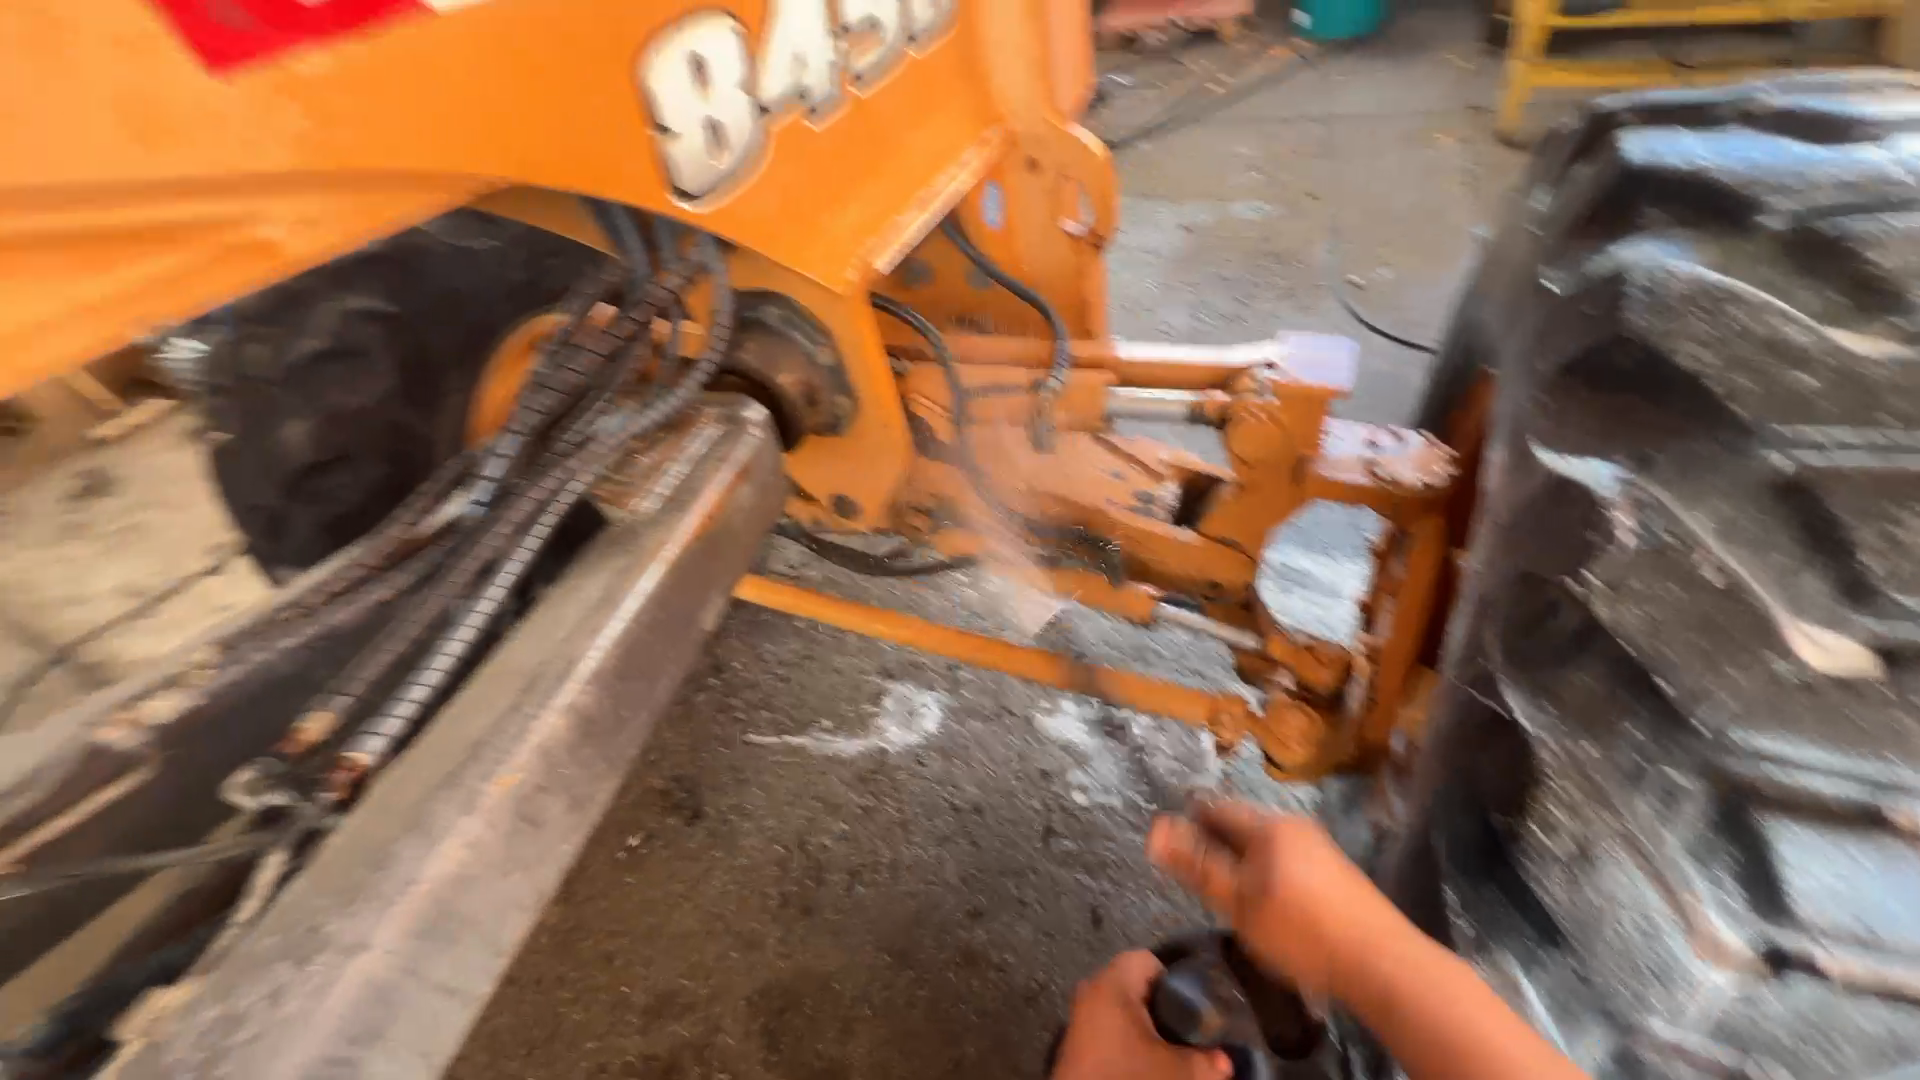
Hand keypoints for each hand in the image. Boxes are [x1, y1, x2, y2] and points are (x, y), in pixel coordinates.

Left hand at [1051, 951, 1231, 1079]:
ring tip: (1171, 1052)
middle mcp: (1092, 991)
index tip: (1195, 1008)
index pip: (1147, 960)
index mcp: (1111, 984)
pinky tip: (1146, 1064)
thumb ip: (1206, 1062)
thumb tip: (1224, 1061)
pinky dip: (1130, 1041)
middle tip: (1189, 1033)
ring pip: (1123, 1009)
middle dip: (1164, 1007)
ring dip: (1147, 1028)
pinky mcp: (1077, 1043)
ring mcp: (1081, 1017)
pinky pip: (1110, 1029)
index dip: (1175, 980)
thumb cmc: (1127, 1078)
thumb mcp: (1175, 1073)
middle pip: (1135, 985)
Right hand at [1147, 800, 1390, 1002]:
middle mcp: (1293, 824)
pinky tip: (1270, 902)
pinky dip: (1268, 870)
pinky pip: (1287, 857)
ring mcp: (1319, 845)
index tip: (1176, 851)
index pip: (1214, 808)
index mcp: (1267, 825)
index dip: (1190, 824)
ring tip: (1231, 893)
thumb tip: (1155, 830)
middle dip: (1217, 843)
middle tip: (1201, 877)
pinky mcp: (1336, 870)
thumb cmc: (1300, 931)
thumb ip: (1196, 865)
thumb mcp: (1238, 903)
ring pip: (1265, 842)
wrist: (1382, 964)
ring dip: (1243, 859)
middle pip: (1241, 823)